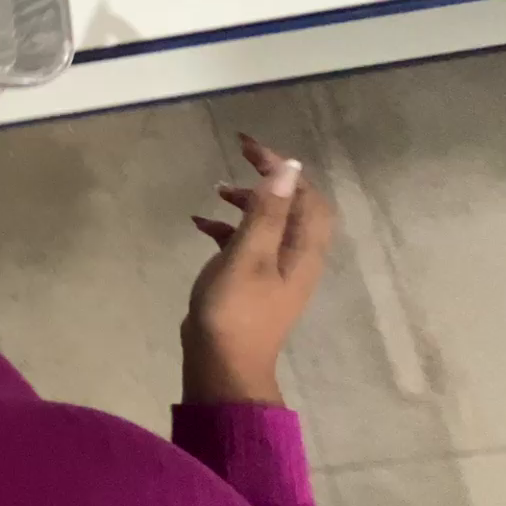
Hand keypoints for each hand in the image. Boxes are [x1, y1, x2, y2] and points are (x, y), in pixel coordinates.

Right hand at [182, 134, 336, 405]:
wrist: (224, 361)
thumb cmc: (235, 308)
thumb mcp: (247, 255)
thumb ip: (266, 212)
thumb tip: (288, 168)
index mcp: (303, 249)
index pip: (305, 196)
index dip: (283, 167)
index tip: (248, 144)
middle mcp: (297, 256)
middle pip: (294, 207)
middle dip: (270, 179)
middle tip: (237, 158)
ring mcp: (275, 270)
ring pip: (271, 223)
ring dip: (248, 201)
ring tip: (216, 190)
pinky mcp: (251, 279)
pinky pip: (247, 241)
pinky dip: (228, 226)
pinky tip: (200, 224)